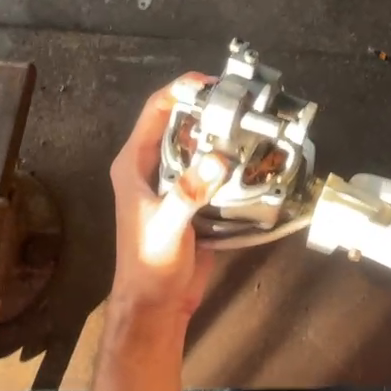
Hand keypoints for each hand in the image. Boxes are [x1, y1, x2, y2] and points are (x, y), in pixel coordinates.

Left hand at [108, 73, 231, 317]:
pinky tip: (255, 157)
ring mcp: (174, 182)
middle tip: (244, 101)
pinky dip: (231, 159)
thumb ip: (190, 191)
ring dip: (223, 133)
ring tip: (255, 123)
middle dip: (210, 108)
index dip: (181, 90)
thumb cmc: (150, 264)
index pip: (156, 111)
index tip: (214, 83)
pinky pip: (213, 168)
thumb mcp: (167, 225)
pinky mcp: (194, 198)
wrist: (156, 307)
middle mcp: (153, 167)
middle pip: (182, 122)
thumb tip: (220, 158)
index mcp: (135, 164)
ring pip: (199, 144)